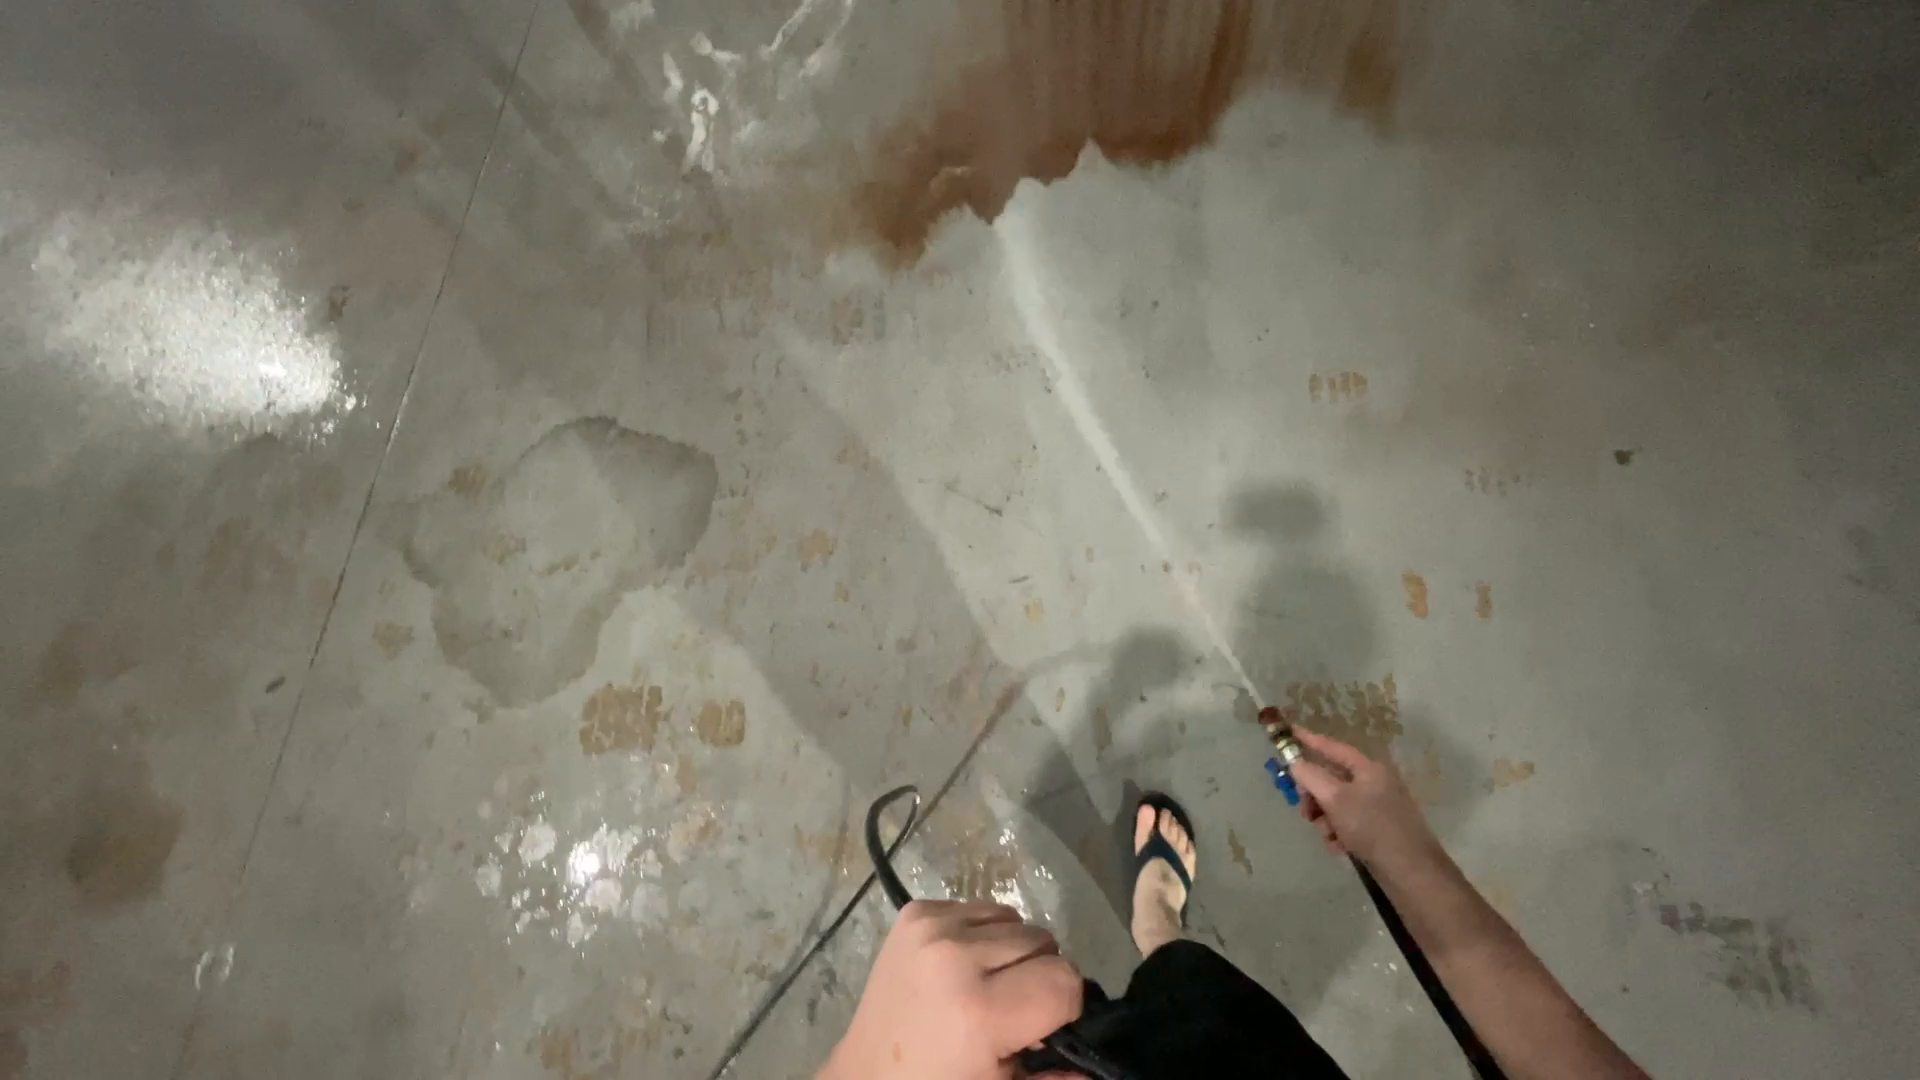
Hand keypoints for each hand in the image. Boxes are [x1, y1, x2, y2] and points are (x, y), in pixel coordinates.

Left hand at [819, 900, 1082, 1079]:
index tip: (1045, 1032)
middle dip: (1039, 976)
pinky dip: (981, 934)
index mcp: (978, 1010)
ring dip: (1011, 950)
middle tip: (1013, 1014)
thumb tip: (1106, 1066)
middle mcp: (954, 953)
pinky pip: (979, 906)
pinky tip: (960, 968)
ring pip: (1014, 918)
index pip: (1065, 980)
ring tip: (985, 987)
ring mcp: (930, 924)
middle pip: (1043, 940)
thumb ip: (1061, 1079)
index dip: (1066, 1009)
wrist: (865, 1079)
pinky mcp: (915, 910)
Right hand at [1290, 726, 1445, 873]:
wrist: (1411, 873)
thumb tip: (1295, 763)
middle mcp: (1374, 783)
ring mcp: (1377, 807)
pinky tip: (1338, 847)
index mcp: (1368, 768)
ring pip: (1335, 804)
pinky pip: (1346, 823)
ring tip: (1327, 834)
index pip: (1332, 746)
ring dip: (1324, 818)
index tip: (1287, 733)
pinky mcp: (1377, 830)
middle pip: (1330, 778)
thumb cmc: (1372, 826)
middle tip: (1303, 808)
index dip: (1308, 739)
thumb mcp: (1335, 798)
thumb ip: (1310, 776)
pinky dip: (1337, 833)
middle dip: (1313, 794)